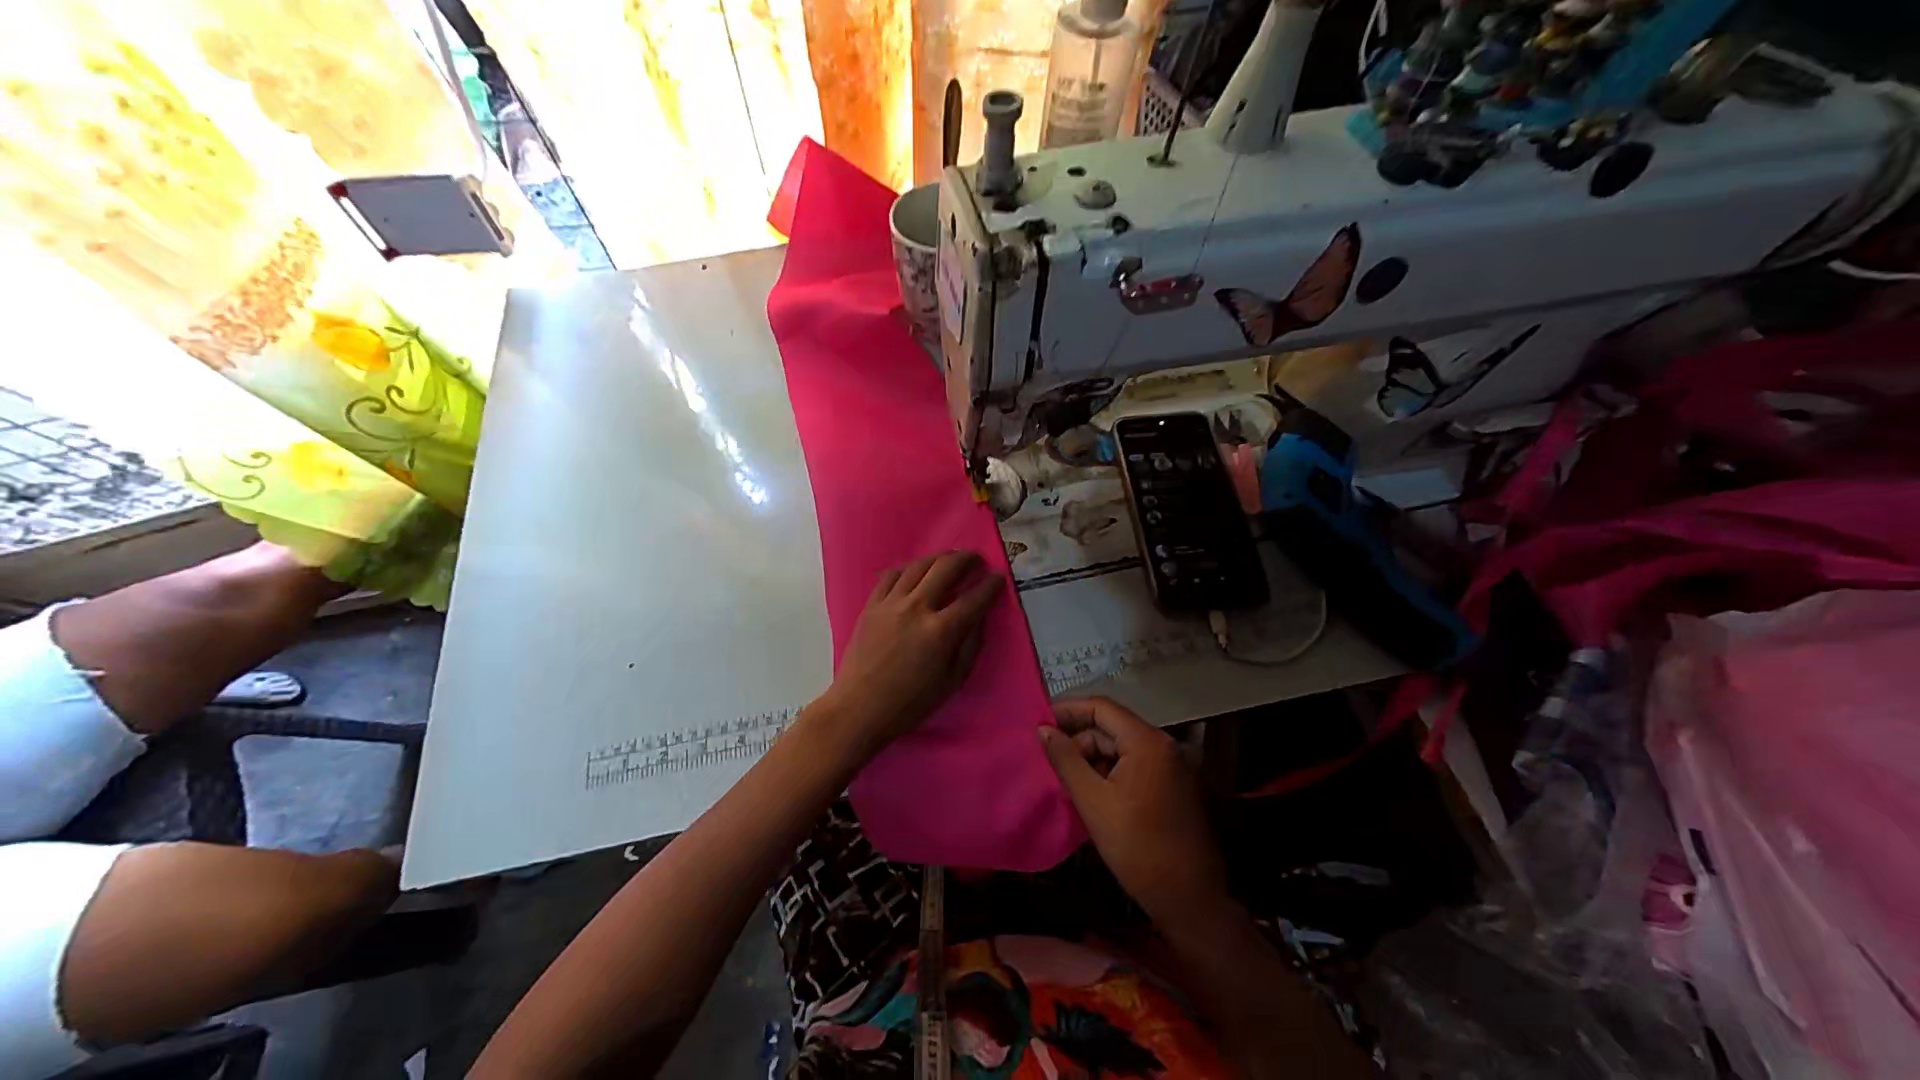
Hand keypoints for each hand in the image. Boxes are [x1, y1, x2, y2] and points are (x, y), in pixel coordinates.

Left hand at [819, 551, 1003, 758]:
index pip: (974, 598)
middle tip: (976, 559)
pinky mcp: (872, 605)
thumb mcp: (952, 681)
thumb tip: (980, 617)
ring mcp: (891, 603)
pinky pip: (892, 575)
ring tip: (949, 560)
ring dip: (939, 558)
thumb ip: (970, 645)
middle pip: (946, 568)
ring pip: (919, 565)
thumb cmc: (910, 703)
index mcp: (941, 631)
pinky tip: (915, 572)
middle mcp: (917, 608)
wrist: (860, 707)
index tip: (998, 578)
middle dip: (966, 559)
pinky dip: (908, 568)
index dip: (990, 585)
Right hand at [1040, 697, 1229, 920]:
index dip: (1068, 710)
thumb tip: (1043, 729)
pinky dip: (1111, 771)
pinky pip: (1136, 765)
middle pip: (1113, 727)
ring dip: (1094, 757)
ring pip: (1123, 747)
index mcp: (1147, 742)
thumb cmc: (1136, 846)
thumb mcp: (1092, 800)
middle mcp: (1165, 745)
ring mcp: (1173, 766)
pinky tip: (1092, 792)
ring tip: (1067, 779)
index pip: (1102, 708)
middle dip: (1079, 739)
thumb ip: (1066, 759)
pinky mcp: (1175, 786)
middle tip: (1050, 759)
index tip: (1040, 721)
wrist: (1188, 896)